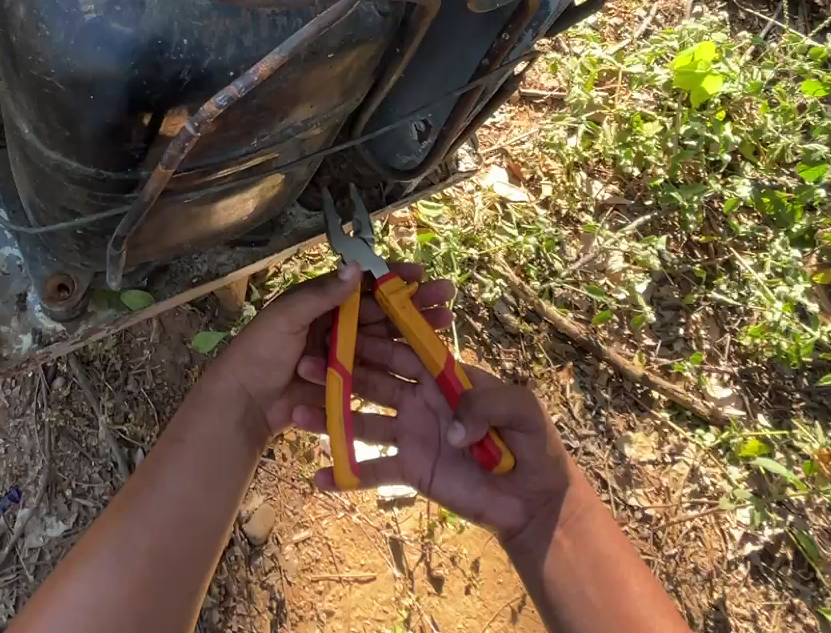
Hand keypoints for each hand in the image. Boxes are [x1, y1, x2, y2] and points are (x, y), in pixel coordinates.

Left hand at [209, 262, 455, 440]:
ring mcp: (343, 355)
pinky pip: (379, 371)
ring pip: (386, 339)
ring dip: (415, 330)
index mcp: (320, 302)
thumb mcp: (287, 316)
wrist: (244, 402)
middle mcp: (336, 325)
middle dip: (414, 302)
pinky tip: (430, 360)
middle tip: (447, 296)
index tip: (421, 272)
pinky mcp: (347, 384)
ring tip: (446, 323)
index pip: (362, 285)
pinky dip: (402, 364)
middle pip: (381, 311)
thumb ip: (321, 294)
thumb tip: (357, 267)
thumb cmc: (260, 351)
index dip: (391, 278)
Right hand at [293, 331, 581, 552]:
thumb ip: (485, 402)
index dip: (371, 341)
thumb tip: (449, 425)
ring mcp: (409, 433)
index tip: (339, 331)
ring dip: (329, 416)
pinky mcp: (409, 468)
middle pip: (370, 379)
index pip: (399, 350)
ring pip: (361, 420)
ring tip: (295, 412)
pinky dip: (345, 474)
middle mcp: (416, 398)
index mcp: (438, 374)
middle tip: (303, 364)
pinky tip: (317, 478)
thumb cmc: (531, 442)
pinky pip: (371, 470)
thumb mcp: (521, 409)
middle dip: (337, 371)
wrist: (535, 498)